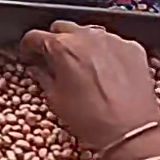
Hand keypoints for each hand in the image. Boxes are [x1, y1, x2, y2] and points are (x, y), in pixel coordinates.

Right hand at [19, 21, 159, 152]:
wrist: (131, 131)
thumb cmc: (92, 119)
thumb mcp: (55, 99)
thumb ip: (43, 75)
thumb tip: (38, 67)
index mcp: (61, 47)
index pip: (35, 36)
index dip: (28, 46)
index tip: (29, 54)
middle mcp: (86, 37)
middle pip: (61, 27)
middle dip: (54, 41)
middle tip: (54, 59)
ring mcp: (111, 40)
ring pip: (87, 32)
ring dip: (79, 43)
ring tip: (80, 65)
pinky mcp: (132, 48)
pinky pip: (111, 42)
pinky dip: (103, 51)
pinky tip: (103, 70)